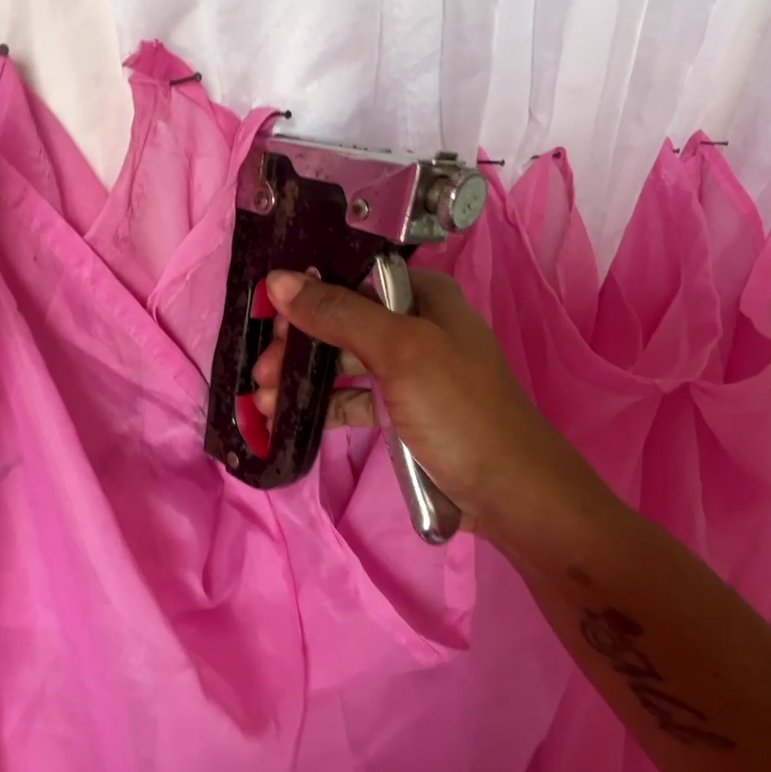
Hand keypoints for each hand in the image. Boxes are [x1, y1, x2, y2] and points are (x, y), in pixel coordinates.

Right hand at [251, 268, 610, 535]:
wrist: (510, 493)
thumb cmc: (459, 412)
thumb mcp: (399, 352)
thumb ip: (338, 314)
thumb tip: (279, 280)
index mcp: (424, 297)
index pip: (352, 278)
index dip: (307, 292)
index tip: (268, 315)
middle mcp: (414, 327)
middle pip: (339, 321)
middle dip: (296, 343)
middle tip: (261, 371)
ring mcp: (405, 371)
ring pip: (339, 362)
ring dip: (299, 378)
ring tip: (263, 401)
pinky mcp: (398, 410)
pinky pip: (348, 398)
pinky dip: (318, 405)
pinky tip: (285, 417)